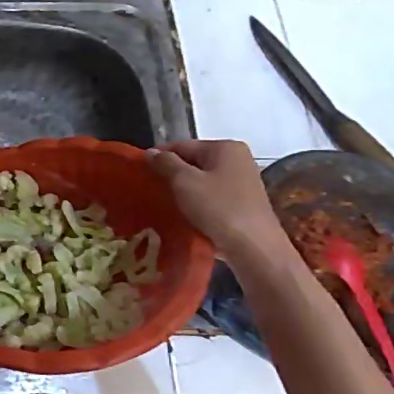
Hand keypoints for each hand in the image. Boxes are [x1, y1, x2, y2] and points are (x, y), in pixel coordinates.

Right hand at [147, 140, 292, 265]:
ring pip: (203, 183)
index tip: (139, 172)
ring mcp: (243, 184)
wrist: (254, 248)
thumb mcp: (185, 183)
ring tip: (163, 206)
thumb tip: (150, 152)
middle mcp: (238, 160)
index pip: (183, 145)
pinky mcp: (244, 206)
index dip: (159, 157)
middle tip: (149, 191)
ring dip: (184, 194)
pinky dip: (198, 206)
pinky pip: (213, 200)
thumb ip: (166, 164)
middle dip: (172, 176)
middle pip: (195, 163)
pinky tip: (184, 219)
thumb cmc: (218, 209)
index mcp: (225, 147)